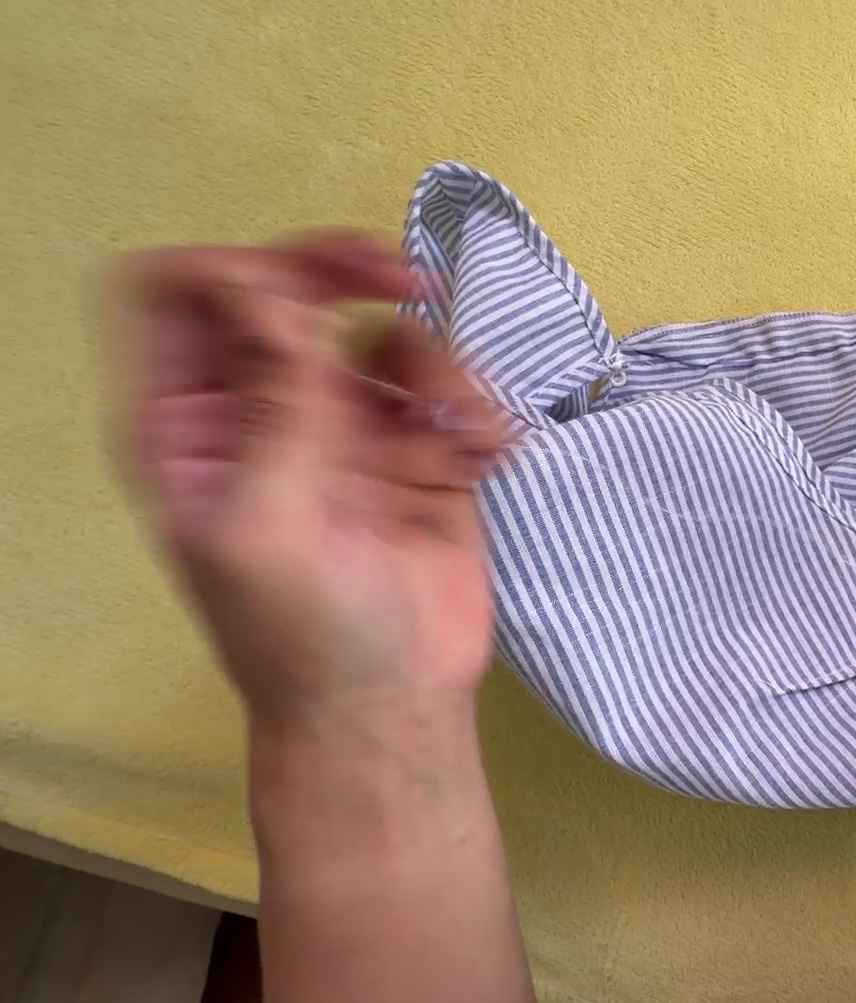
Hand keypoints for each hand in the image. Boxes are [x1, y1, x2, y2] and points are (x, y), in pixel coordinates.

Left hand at [112, 233, 505, 727]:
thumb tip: (286, 309)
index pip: (187, 298)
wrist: (394, 696)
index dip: (245, 274)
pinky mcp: (432, 460)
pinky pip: (456, 401)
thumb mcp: (265, 526)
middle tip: (417, 281)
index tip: (322, 302)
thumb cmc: (305, 632)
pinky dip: (480, 415)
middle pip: (299, 296)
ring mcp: (361, 434)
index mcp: (197, 424)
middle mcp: (277, 413)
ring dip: (439, 370)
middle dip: (352, 278)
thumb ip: (275, 417)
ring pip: (394, 345)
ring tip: (467, 431)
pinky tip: (488, 457)